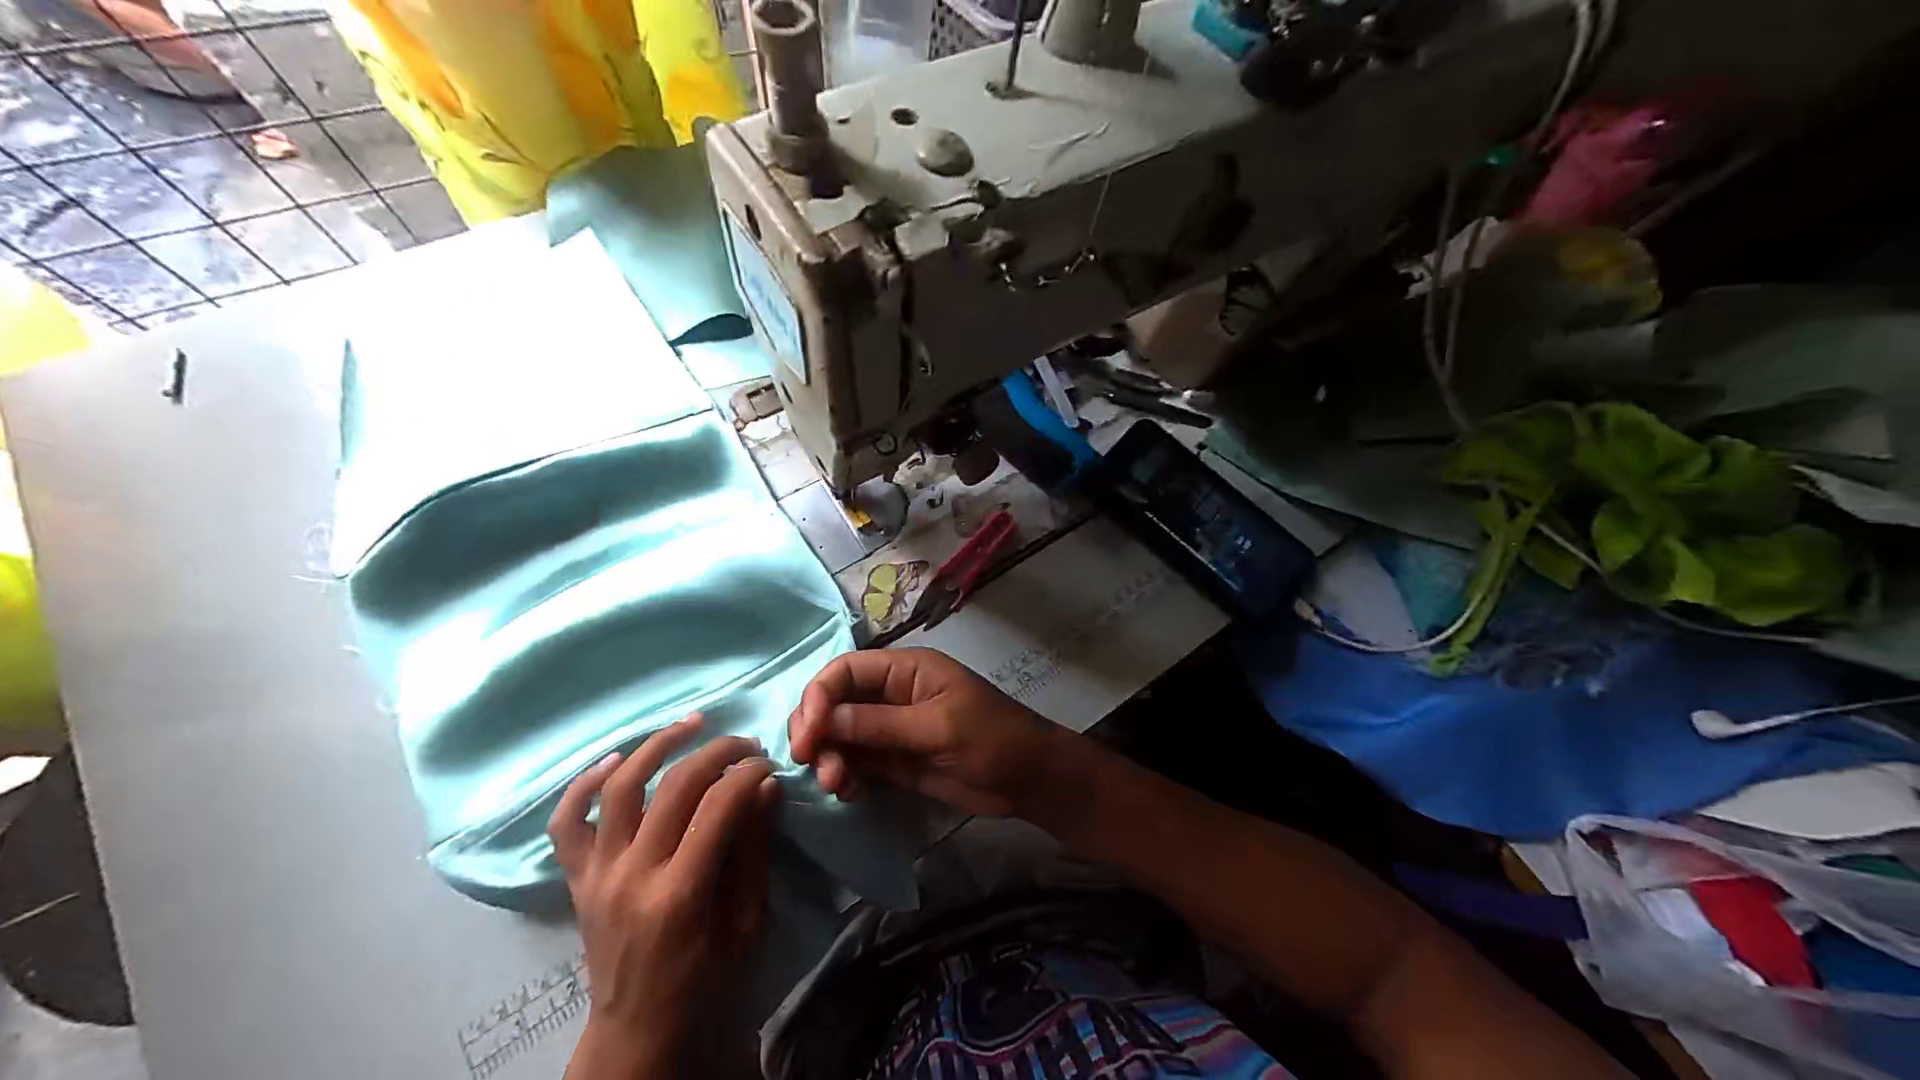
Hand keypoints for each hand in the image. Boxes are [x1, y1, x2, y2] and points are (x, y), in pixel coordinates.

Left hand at [549, 715, 777, 1079]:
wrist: (636, 1030)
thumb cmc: (705, 980)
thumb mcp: (746, 921)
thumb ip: (752, 850)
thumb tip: (764, 786)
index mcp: (680, 895)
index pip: (718, 807)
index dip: (748, 774)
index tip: (769, 763)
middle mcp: (632, 876)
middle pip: (675, 787)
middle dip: (718, 753)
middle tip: (746, 743)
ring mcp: (597, 874)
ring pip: (619, 789)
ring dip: (657, 746)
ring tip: (691, 724)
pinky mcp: (577, 878)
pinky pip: (567, 823)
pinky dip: (584, 784)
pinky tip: (615, 759)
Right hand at [788, 647, 1067, 817]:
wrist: (1031, 780)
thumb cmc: (993, 739)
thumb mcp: (939, 727)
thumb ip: (881, 724)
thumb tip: (825, 719)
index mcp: (906, 670)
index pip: (847, 670)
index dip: (819, 696)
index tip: (808, 734)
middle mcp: (892, 694)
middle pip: (836, 702)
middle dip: (818, 729)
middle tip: (809, 761)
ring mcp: (893, 729)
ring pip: (842, 735)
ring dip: (829, 757)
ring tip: (836, 784)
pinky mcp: (896, 761)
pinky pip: (857, 763)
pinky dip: (846, 775)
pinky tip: (849, 792)